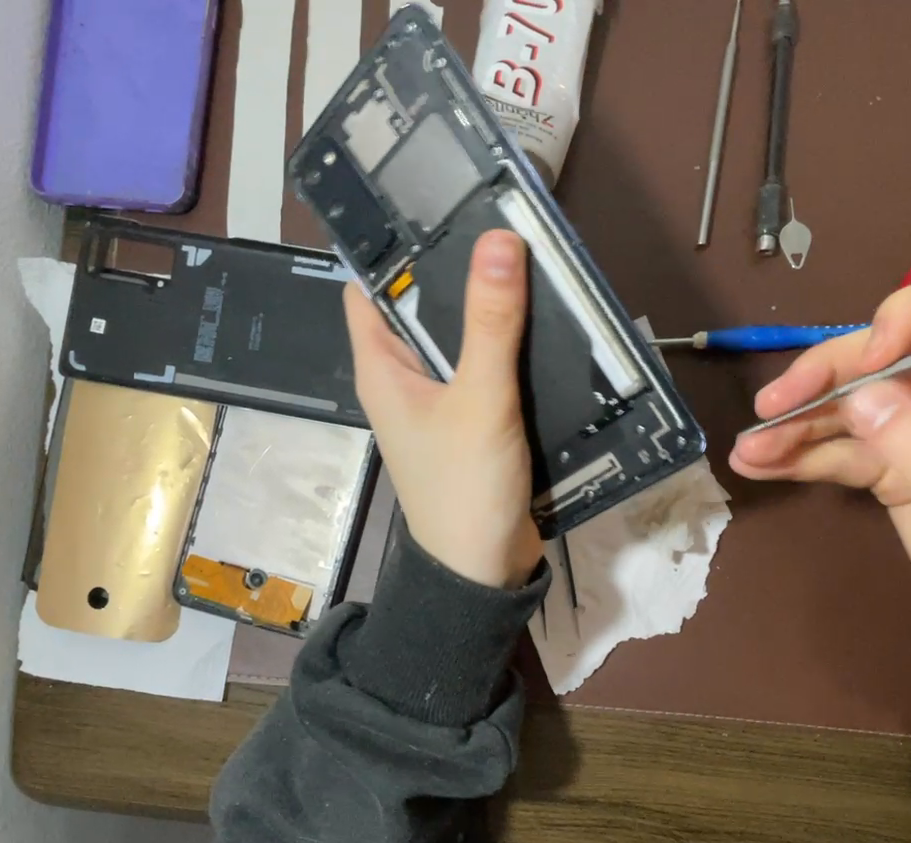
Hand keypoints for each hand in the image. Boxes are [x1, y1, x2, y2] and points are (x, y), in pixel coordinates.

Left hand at [346, 230, 542, 589]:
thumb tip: (498, 241)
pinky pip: (485, 369)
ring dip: (488, 310)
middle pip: (420, 308)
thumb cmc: (466, 487)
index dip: (392, 247)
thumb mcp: (480, 400)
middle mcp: (403, 379)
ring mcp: (438, 402)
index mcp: (381, 369)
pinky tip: (541, 322)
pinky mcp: (471, 421)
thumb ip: (491, 323)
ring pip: (459, 339)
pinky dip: (507, 347)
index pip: (369, 289)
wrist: (484, 570)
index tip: (436, 204)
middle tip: (502, 223)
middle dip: (456, 271)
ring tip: (529, 260)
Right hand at [730, 266, 910, 661]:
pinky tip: (759, 465)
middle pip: (891, 355)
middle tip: (771, 407)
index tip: (868, 358)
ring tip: (750, 448)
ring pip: (857, 402)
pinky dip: (803, 455)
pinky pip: (845, 448)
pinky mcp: (897, 467)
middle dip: (828, 375)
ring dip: (800, 421)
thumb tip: (865, 394)